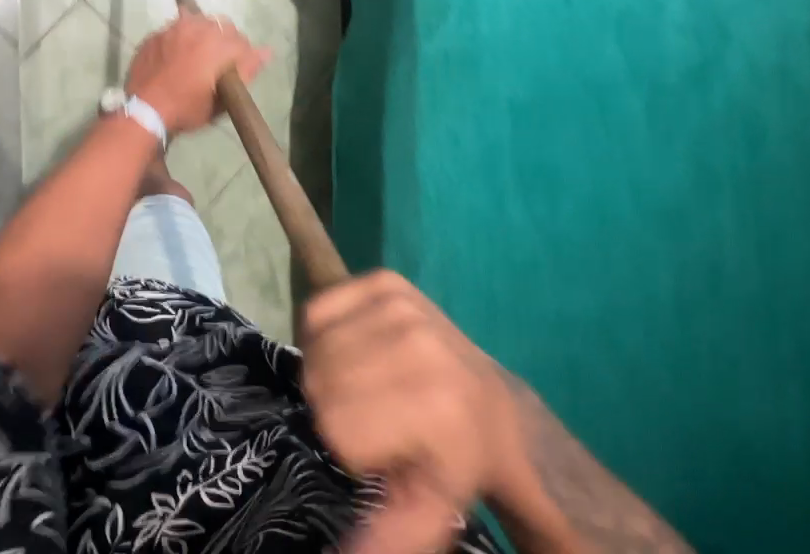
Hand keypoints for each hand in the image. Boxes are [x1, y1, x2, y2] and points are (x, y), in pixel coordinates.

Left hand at [124, 13, 270, 135]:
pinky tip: (175, 58)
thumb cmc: (187, 109)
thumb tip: (267, 51)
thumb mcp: (222, 99)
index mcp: (217, 43)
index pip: (241, 41)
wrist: (143, 111)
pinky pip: (174, 30)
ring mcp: (172, 29)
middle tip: (217, 63)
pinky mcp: (154, 35)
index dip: (243, 56)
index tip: (235, 72)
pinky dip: (179, 40)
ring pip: (196, 21)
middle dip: (223, 41)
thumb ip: (247, 71)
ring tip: (196, 56)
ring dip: (201, 35)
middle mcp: (196, 28)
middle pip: (220, 25)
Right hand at [302, 271, 536, 553]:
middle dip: (336, 412)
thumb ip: (390, 533)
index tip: (381, 453)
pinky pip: (316, 308)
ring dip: (327, 374)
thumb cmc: (458, 459)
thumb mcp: (432, 507)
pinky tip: (353, 352)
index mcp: (431, 401)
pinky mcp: (386, 281)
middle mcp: (416, 343)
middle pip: (322, 385)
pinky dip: (321, 335)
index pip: (338, 428)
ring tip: (364, 388)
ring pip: (315, 348)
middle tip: (371, 419)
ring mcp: (400, 304)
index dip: (350, 450)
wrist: (494, 405)